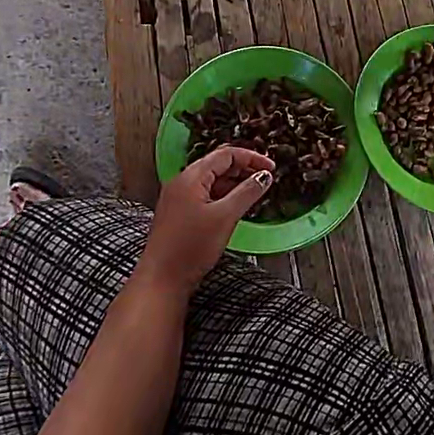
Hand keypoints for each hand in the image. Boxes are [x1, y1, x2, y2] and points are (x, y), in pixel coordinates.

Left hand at [141, 146, 274, 292]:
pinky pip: (206, 196)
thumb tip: (264, 176)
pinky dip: (224, 197)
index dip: (251, 158)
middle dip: (244, 169)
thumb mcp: (225, 217)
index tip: (272, 167)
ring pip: (212, 181)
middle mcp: (182, 183)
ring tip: (256, 192)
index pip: (225, 154)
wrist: (161, 280)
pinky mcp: (180, 214)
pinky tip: (237, 207)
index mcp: (191, 177)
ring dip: (235, 183)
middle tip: (266, 179)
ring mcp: (179, 199)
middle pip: (218, 165)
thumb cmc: (190, 247)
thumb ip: (247, 192)